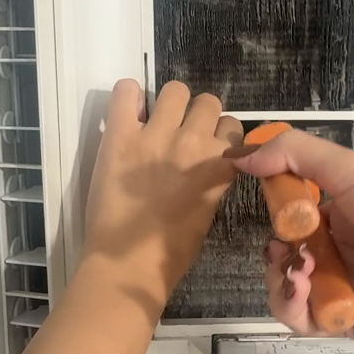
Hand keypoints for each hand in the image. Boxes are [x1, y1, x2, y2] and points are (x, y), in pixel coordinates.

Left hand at [80, 80, 242, 306]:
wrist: (128, 264)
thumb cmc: (173, 250)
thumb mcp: (209, 209)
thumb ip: (213, 178)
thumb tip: (207, 163)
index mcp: (219, 164)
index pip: (233, 127)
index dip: (221, 136)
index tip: (210, 147)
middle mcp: (192, 141)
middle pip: (208, 102)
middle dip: (199, 116)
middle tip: (184, 135)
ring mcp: (155, 134)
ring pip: (175, 90)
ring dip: (171, 104)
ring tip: (158, 122)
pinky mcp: (119, 135)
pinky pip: (126, 91)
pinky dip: (129, 97)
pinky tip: (130, 114)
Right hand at [231, 129, 353, 346]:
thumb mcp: (352, 169)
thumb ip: (295, 154)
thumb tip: (239, 152)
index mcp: (342, 209)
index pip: (291, 211)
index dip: (277, 211)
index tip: (275, 209)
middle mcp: (341, 247)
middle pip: (285, 250)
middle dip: (276, 249)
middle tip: (287, 248)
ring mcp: (342, 286)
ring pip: (287, 286)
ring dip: (281, 279)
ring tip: (301, 274)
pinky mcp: (346, 322)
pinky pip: (302, 320)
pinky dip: (293, 307)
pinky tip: (305, 293)